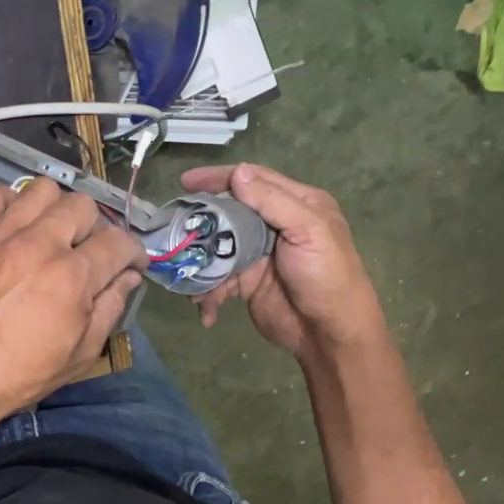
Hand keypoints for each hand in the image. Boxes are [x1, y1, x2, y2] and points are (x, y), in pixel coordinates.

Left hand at [0, 179, 144, 424]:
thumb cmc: (24, 373)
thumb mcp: (82, 352)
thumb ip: (110, 307)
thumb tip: (128, 277)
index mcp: (72, 276)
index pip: (118, 242)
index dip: (133, 253)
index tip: (131, 266)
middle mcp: (39, 245)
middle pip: (83, 206)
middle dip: (97, 227)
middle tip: (90, 252)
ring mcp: (2, 237)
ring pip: (41, 190)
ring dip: (56, 208)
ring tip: (53, 233)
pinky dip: (6, 201)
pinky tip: (13, 224)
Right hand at [182, 165, 382, 357]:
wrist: (328, 331)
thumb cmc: (326, 275)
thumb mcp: (308, 230)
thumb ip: (272, 201)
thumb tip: (237, 172)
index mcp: (296, 204)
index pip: (253, 180)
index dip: (220, 178)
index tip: (186, 181)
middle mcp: (275, 225)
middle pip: (230, 213)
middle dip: (202, 221)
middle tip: (175, 227)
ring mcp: (259, 255)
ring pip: (220, 248)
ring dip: (201, 263)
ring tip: (186, 275)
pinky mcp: (248, 283)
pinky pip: (219, 281)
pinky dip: (209, 294)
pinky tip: (206, 308)